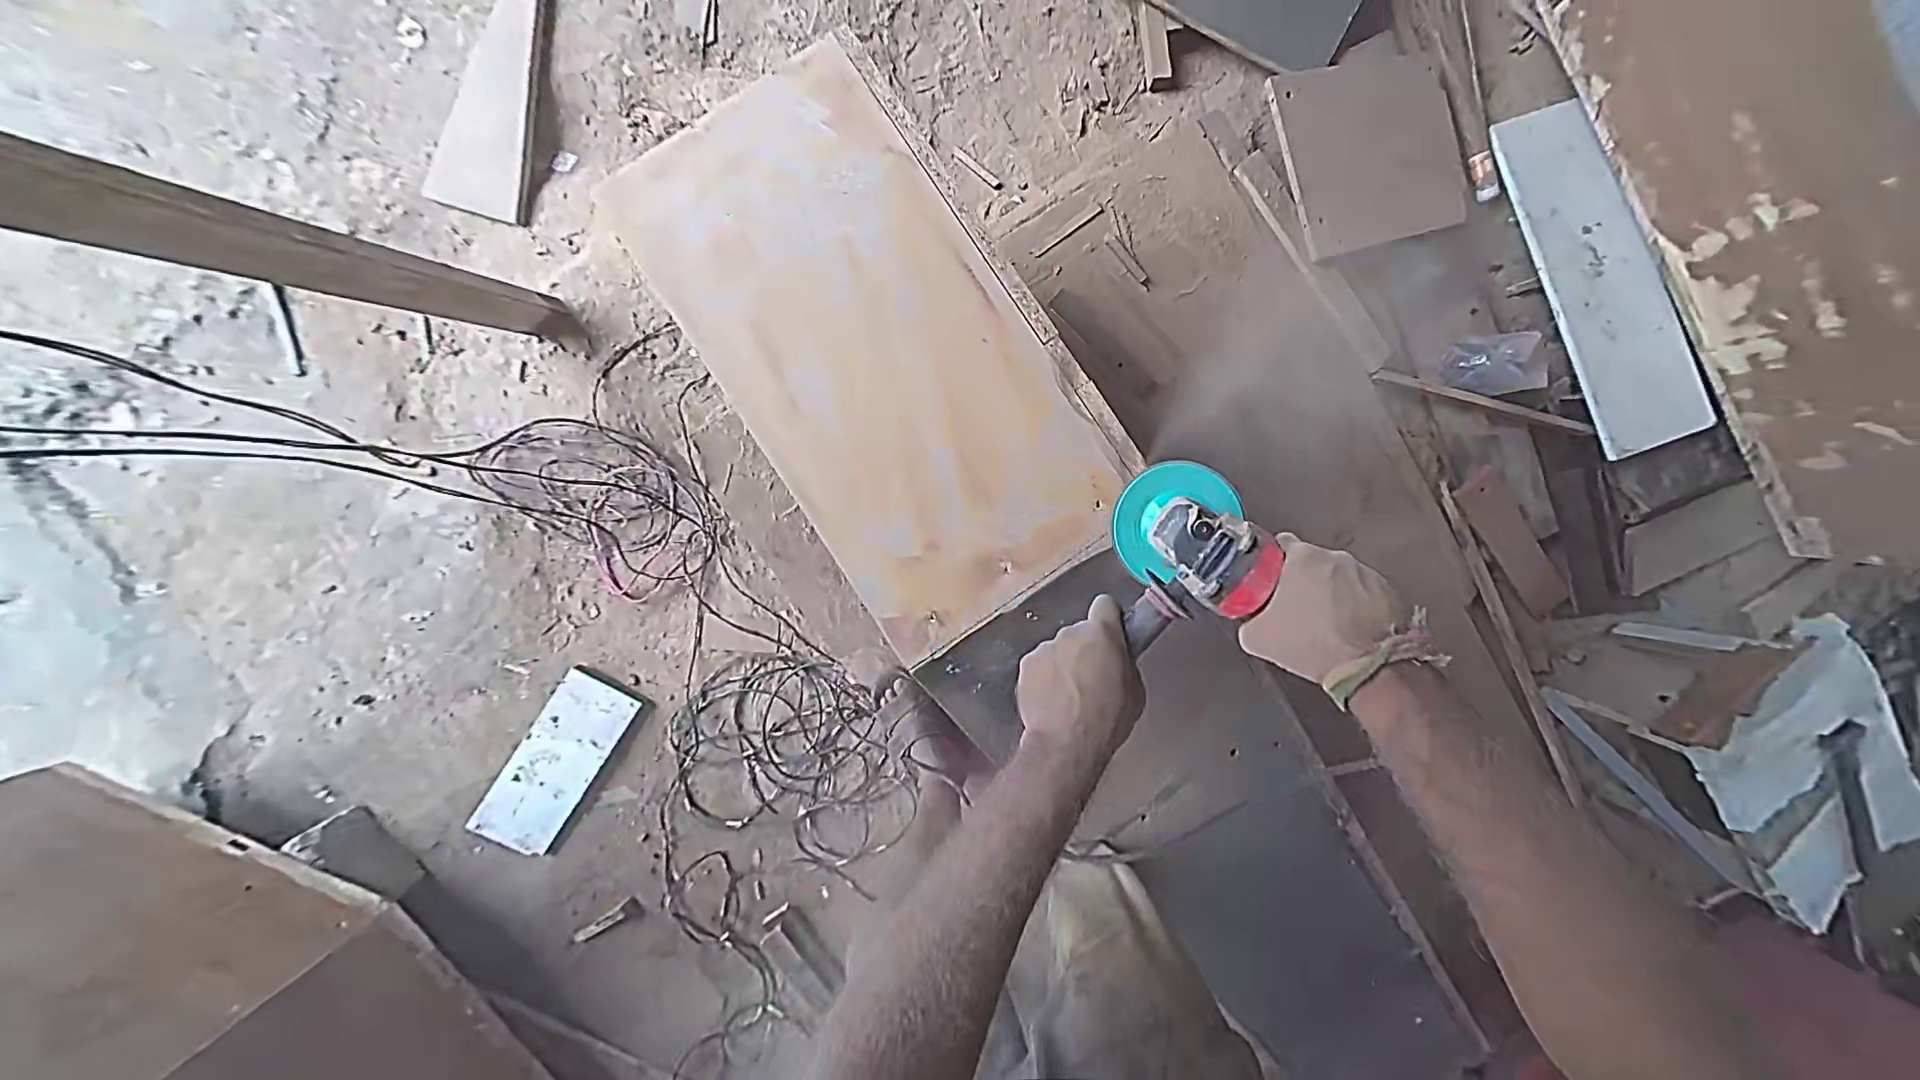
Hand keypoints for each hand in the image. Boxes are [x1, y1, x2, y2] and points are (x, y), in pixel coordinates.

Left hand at [1016, 595, 1145, 758]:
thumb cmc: (1108, 718)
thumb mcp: (1135, 689)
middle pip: (1080, 632)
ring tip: (1069, 695)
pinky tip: (1051, 700)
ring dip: (1063, 664)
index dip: (1109, 617)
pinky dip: (1044, 677)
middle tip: (1091, 677)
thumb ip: (1124, 662)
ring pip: (1058, 650)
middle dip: (1085, 649)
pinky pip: (1040, 665)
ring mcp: (1045, 647)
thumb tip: (1117, 658)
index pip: (1106, 604)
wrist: (1065, 742)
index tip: (1111, 632)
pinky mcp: (1026, 665)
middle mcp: (1070, 632)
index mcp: (1102, 632)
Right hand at [1238, 534, 1408, 683]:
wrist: (1366, 670)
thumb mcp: (1256, 637)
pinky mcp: (1388, 591)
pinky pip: (1363, 591)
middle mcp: (1337, 558)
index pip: (1282, 543)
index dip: (1272, 562)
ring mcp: (1366, 573)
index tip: (1270, 580)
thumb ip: (1247, 619)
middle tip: (1294, 606)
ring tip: (1323, 621)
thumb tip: (1249, 620)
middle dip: (1303, 579)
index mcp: (1303, 558)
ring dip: (1330, 591)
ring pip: (1339, 576)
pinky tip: (1346, 627)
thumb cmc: (1314, 646)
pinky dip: (1354, 604)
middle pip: (1312, 561)